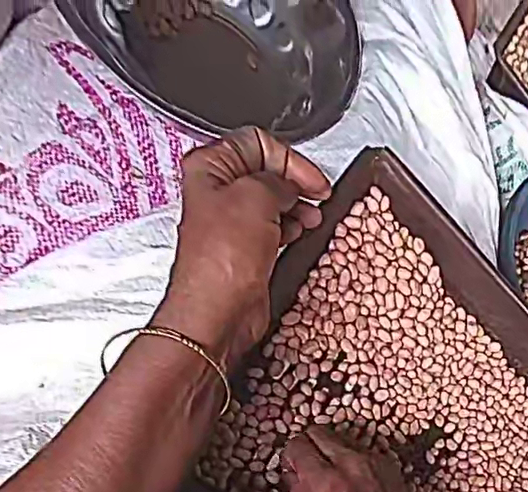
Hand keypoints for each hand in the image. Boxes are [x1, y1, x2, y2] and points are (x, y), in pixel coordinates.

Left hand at [158, 128, 330, 363]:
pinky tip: (301, 234)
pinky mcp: (248, 252)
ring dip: (297, 208)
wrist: (219, 311)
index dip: (289, 159)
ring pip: (273, 203)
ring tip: (313, 217)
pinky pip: (275, 230)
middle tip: (318, 196)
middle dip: (296, 183)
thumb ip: (278, 181)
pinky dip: (291, 229)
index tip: (313, 179)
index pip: (257, 144)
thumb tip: (291, 185)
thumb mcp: (256, 198)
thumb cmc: (223, 260)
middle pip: (266, 173)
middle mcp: (219, 194)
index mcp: (210, 167)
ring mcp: (234, 225)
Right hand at [283, 426, 434, 491]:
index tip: (292, 466)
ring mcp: (371, 459)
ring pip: (338, 436)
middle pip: (317, 432)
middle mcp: (351, 465)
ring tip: (332, 475)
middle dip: (308, 446)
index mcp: (329, 484)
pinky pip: (358, 447)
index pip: (297, 445)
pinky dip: (350, 457)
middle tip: (309, 466)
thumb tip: (293, 476)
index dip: (290, 456)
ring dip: (330, 450)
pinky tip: (352, 479)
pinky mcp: (386, 461)